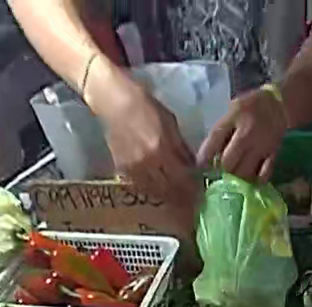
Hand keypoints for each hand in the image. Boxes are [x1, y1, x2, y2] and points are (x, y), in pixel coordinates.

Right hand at [85, 62, 196, 201]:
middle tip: (191, 200)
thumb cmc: (143, 105)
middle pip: (171, 190)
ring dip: (169, 197)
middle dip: (183, 197)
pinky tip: (160, 188)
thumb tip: (194, 168)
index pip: (183, 179)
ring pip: (157, 192)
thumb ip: (181, 148)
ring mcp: (134, 168)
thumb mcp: (169, 122)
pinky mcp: (123, 170)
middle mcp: (148, 163)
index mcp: (162, 149)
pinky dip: (154, 191)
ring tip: (177, 197)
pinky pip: (143, 187)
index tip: (200, 193)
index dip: (193, 189)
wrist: (111, 100)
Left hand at [196, 87, 289, 180]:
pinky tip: (250, 183)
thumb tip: (210, 153)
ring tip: (232, 182)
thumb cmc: (251, 106)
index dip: (205, 155)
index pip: (215, 139)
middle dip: (221, 171)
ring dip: (236, 179)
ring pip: (244, 172)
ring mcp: (261, 146)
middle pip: (229, 161)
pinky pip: (263, 174)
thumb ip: (222, 128)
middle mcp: (247, 134)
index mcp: (234, 117)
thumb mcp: (232, 109)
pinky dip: (256, 181)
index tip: (200, 166)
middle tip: (218, 176)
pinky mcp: (272, 155)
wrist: (279, 104)